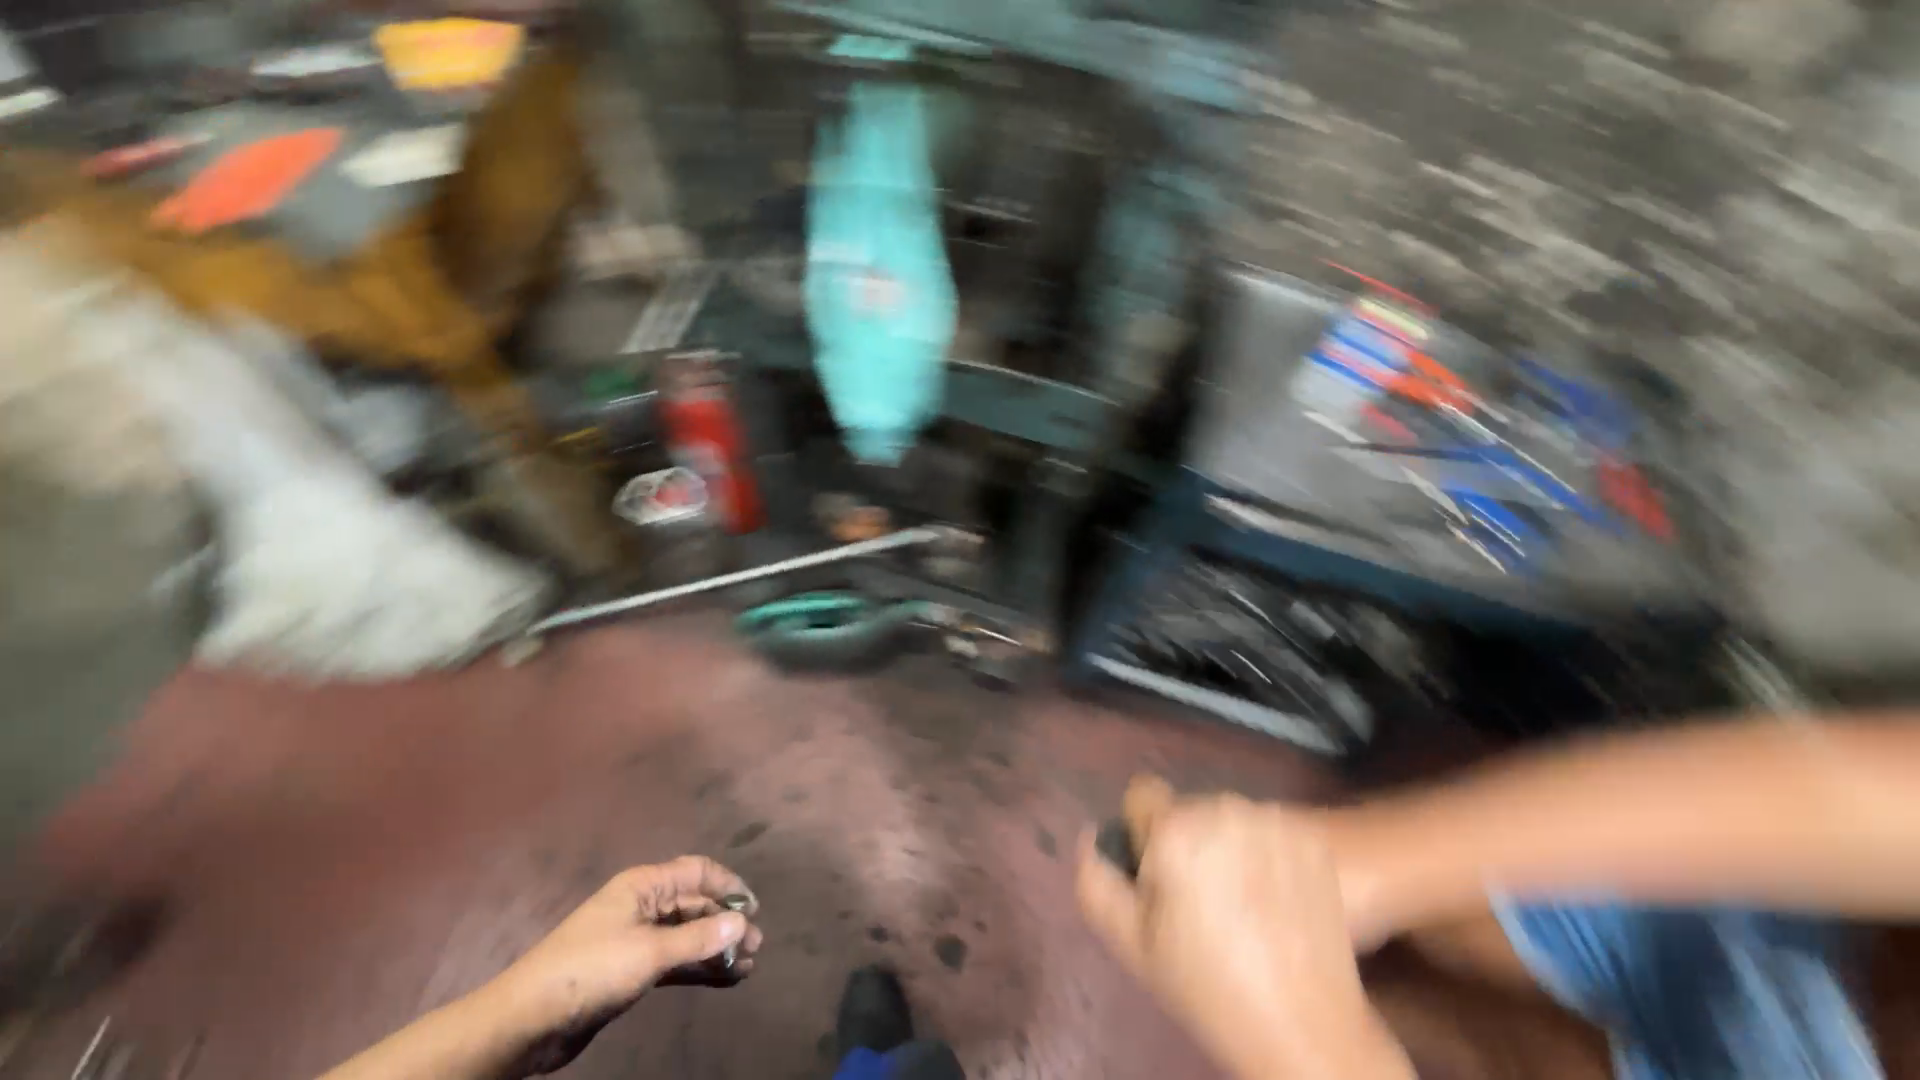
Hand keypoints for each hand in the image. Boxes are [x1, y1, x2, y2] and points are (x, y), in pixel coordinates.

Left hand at [480, 857, 764, 1073]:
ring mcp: (636, 939)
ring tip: (746, 967)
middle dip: (726, 923)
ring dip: (716, 949)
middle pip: (695, 905)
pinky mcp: (631, 970)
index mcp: (644, 885)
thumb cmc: (591, 970)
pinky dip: (698, 968)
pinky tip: (723, 980)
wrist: (528, 1020)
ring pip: (687, 936)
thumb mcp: (649, 952)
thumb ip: (698, 938)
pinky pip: (675, 961)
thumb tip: (742, 922)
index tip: (754, 910)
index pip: (697, 871)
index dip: (728, 885)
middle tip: (755, 947)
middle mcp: (643, 905)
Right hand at [1077, 777, 1411, 1079]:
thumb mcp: (1131, 943)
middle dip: (1184, 844)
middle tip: (1199, 904)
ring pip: (1227, 820)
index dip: (1142, 835)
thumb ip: (1095, 880)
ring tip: (1241, 907)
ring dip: (1224, 848)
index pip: (1140, 795)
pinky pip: (1267, 832)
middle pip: (1185, 810)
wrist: (1304, 1027)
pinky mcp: (1309, 838)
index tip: (1159, 879)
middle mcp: (1222, 809)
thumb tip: (1091, 836)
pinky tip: (1273, 902)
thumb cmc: (1206, 987)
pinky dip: (1264, 856)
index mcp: (1174, 830)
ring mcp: (1272, 821)